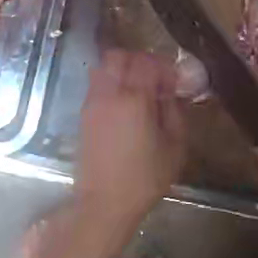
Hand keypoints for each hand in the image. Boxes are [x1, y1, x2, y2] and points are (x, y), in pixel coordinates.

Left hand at [73, 50, 185, 231]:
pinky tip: (125, 106)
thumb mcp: (174, 146)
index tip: (173, 83)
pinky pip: (96, 86)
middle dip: (138, 61)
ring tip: (139, 92)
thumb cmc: (145, 178)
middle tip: (155, 80)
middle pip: (117, 56)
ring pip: (102, 68)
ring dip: (121, 71)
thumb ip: (172, 111)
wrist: (104, 201)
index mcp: (133, 100)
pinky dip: (111, 85)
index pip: (145, 62)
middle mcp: (108, 95)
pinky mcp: (83, 115)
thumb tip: (167, 92)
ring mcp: (91, 103)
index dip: (162, 66)